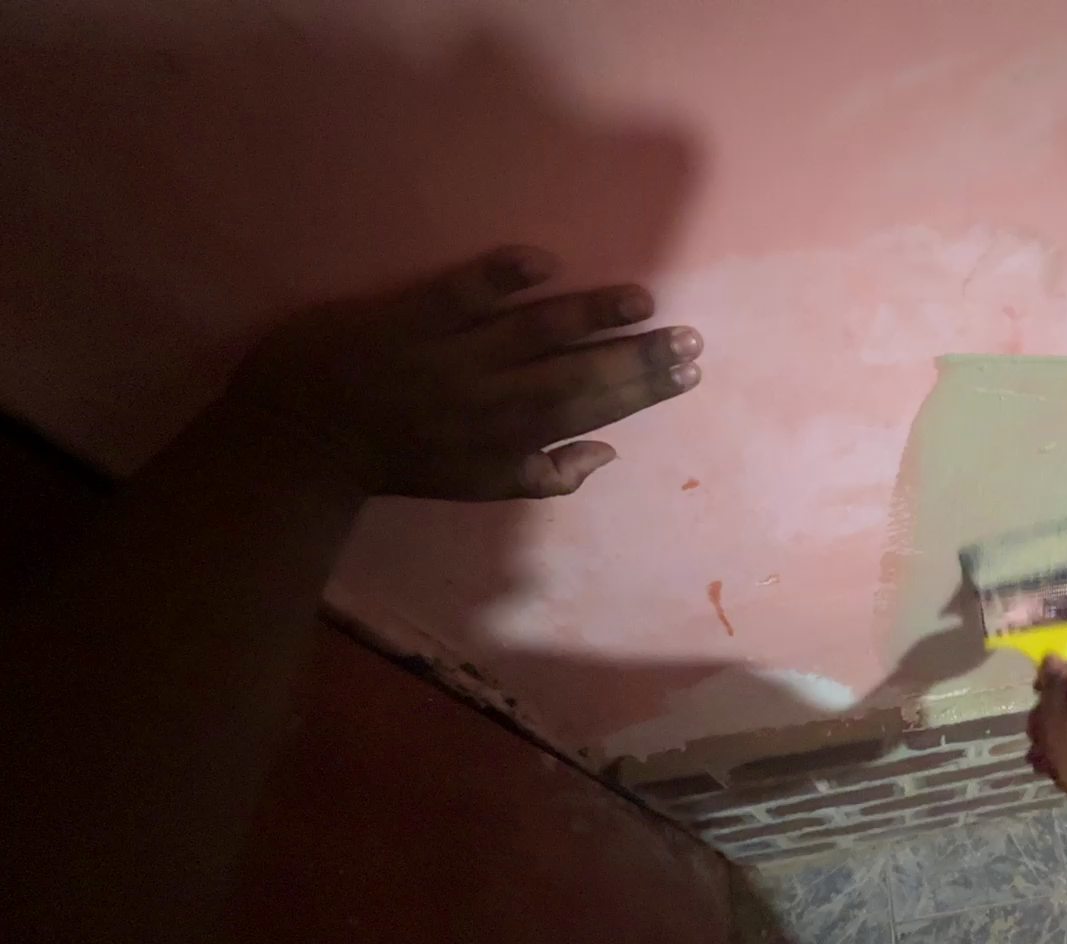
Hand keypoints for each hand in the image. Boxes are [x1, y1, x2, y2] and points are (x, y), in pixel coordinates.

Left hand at [222, 245, 702, 499]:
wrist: (304, 441)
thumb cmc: (407, 464)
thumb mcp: (484, 487)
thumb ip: (550, 475)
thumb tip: (610, 452)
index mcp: (517, 436)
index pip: (598, 408)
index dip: (647, 391)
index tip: (690, 374)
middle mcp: (497, 396)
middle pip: (581, 371)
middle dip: (640, 356)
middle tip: (689, 339)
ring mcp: (454, 354)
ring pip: (535, 332)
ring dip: (591, 315)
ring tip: (642, 301)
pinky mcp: (408, 319)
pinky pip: (458, 295)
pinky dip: (498, 278)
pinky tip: (543, 261)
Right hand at [1027, 653, 1066, 823]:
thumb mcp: (1054, 718)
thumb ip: (1053, 685)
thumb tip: (1053, 654)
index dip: (1051, 670)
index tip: (1035, 690)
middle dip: (1046, 711)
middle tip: (1034, 732)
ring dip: (1051, 734)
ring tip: (1039, 757)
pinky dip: (1065, 748)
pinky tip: (1051, 768)